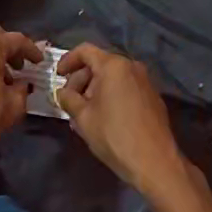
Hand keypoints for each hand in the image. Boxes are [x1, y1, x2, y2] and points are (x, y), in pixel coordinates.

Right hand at [56, 44, 189, 199]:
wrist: (154, 160)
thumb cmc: (114, 135)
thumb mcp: (83, 118)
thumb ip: (69, 99)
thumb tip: (63, 92)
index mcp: (113, 65)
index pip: (85, 51)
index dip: (68, 60)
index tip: (58, 76)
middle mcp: (131, 66)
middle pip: (100, 63)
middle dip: (81, 79)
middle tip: (70, 101)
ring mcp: (145, 80)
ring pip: (113, 76)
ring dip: (95, 89)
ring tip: (84, 113)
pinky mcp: (152, 95)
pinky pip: (126, 86)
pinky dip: (112, 94)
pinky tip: (104, 117)